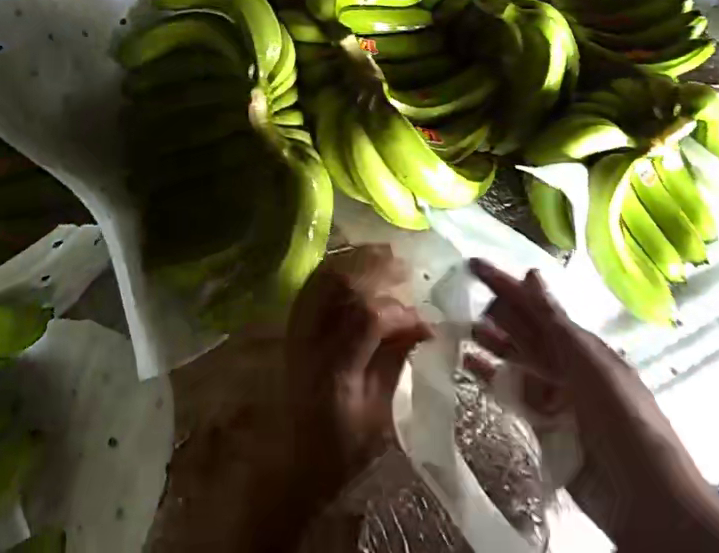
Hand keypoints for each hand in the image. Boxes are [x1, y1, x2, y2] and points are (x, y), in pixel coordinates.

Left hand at [285, 246, 433, 500]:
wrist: (296, 464)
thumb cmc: (344, 448)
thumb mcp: (381, 414)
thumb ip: (397, 360)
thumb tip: (422, 324)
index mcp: (335, 370)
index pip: (368, 317)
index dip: (401, 313)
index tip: (425, 324)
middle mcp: (310, 342)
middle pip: (341, 285)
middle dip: (377, 269)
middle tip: (406, 268)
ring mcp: (297, 331)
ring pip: (323, 277)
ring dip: (355, 259)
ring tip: (384, 254)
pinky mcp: (293, 327)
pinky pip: (312, 284)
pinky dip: (336, 267)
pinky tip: (356, 262)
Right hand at [469, 259, 718, 552]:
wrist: (645, 497)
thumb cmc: (622, 418)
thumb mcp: (589, 363)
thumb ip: (555, 323)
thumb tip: (531, 274)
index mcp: (582, 346)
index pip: (538, 307)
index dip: (507, 285)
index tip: (474, 264)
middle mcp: (567, 366)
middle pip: (524, 332)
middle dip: (496, 313)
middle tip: (457, 295)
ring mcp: (555, 398)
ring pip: (516, 362)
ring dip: (490, 344)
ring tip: (457, 328)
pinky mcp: (544, 429)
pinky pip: (513, 396)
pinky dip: (492, 380)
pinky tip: (468, 367)